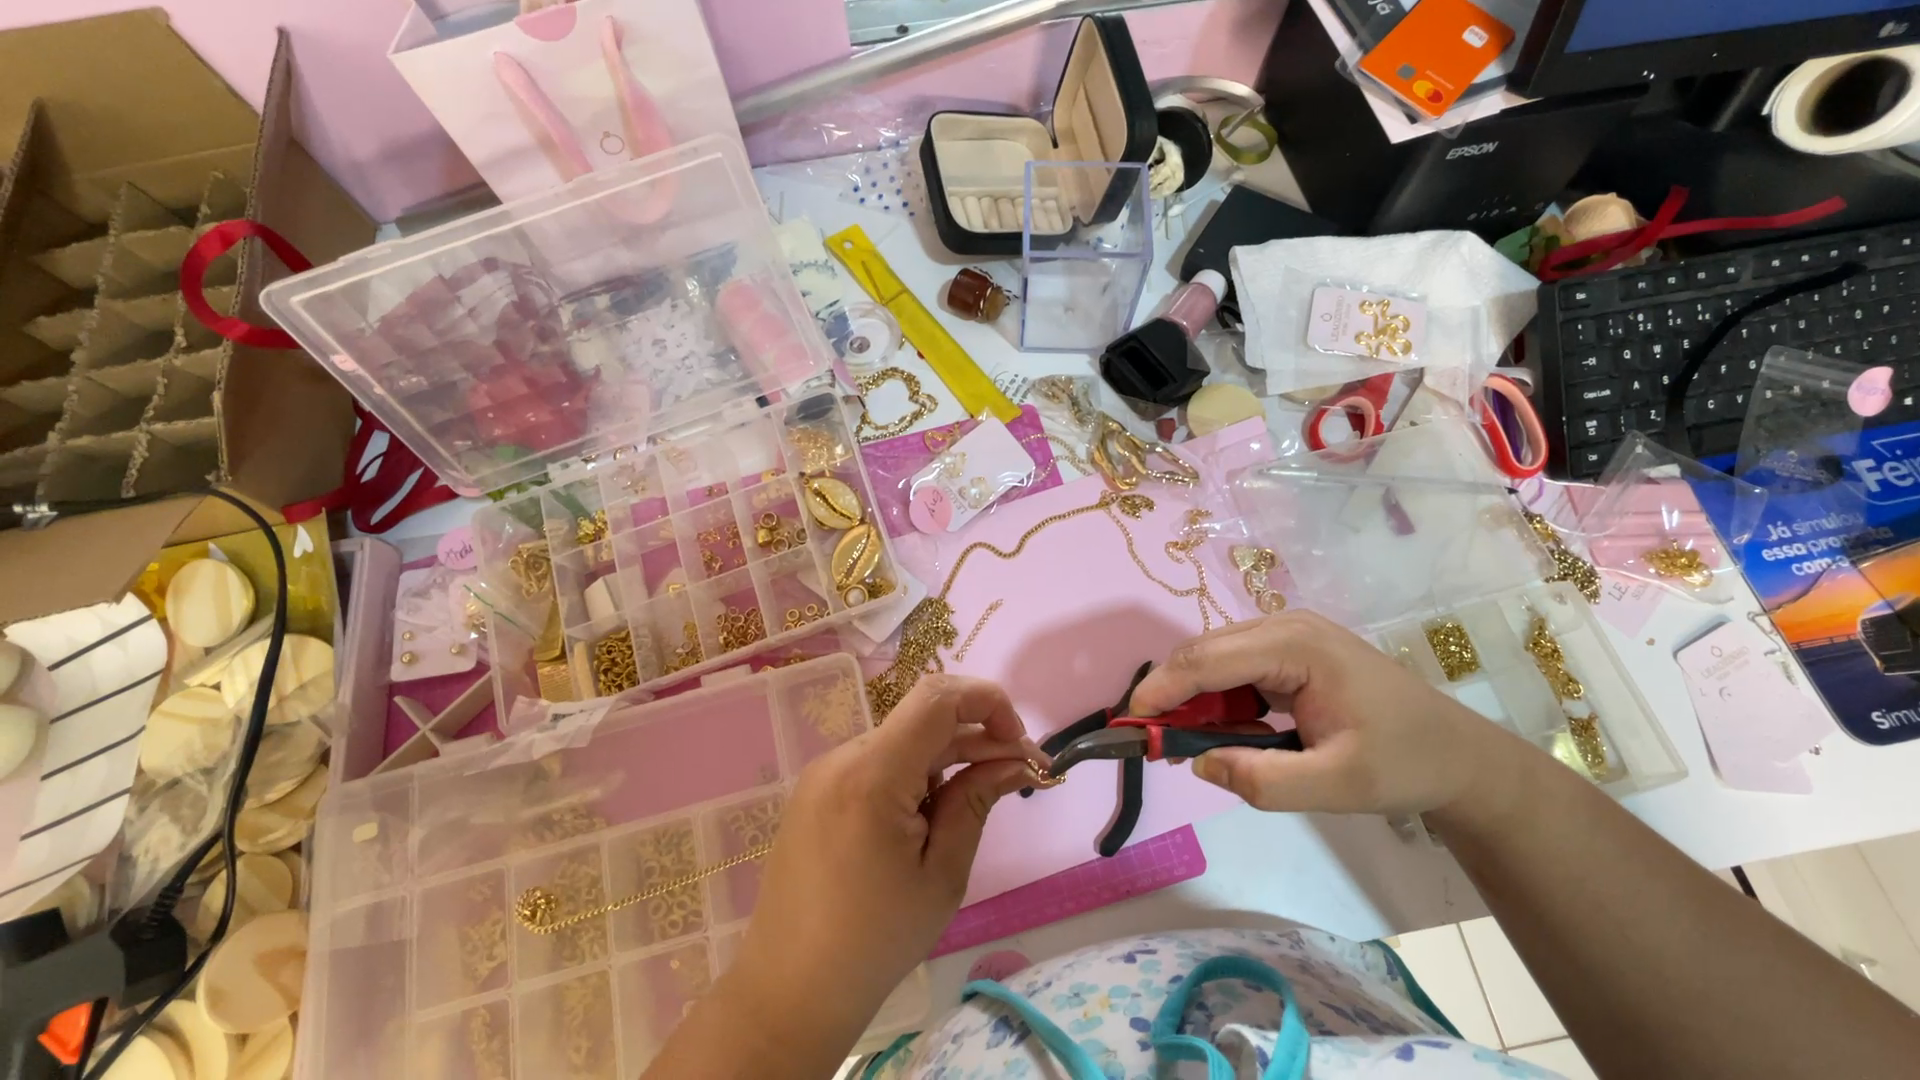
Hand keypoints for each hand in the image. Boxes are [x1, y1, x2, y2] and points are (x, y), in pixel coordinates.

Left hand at [730, 675, 1038, 1031]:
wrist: (790, 988)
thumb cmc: (876, 939)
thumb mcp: (942, 873)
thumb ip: (975, 801)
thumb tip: (1014, 759)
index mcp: (871, 775)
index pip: (936, 698)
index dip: (987, 702)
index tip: (1019, 744)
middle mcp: (841, 759)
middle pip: (921, 720)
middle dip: (978, 736)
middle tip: (1024, 773)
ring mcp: (823, 775)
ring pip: (901, 742)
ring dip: (948, 757)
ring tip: (982, 796)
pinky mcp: (816, 794)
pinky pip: (876, 764)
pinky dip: (915, 774)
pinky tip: (933, 813)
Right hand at [1129, 612, 1515, 815]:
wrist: (1458, 755)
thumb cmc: (1403, 764)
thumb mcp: (1335, 785)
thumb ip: (1263, 780)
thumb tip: (1198, 762)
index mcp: (1297, 646)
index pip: (1208, 659)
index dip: (1162, 689)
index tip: (1129, 724)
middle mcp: (1286, 626)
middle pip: (1205, 652)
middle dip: (1173, 696)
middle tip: (1155, 745)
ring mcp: (1289, 635)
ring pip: (1215, 659)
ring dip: (1195, 700)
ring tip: (1190, 745)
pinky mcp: (1291, 651)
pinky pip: (1235, 669)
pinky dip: (1219, 701)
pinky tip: (1230, 734)